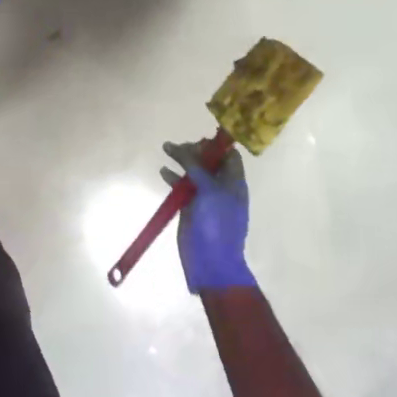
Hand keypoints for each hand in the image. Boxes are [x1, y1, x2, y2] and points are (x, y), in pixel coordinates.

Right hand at [163, 141, 255, 291]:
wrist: (211, 261)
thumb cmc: (217, 223)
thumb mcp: (209, 190)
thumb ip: (196, 166)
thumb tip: (183, 146)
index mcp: (234, 182)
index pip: (229, 155)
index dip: (216, 144)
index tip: (199, 136)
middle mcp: (221, 187)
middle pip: (209, 161)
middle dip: (195, 150)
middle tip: (179, 145)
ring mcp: (205, 197)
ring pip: (193, 172)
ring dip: (182, 161)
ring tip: (167, 149)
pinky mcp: (190, 207)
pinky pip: (182, 187)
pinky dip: (173, 178)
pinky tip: (163, 171)